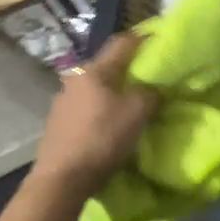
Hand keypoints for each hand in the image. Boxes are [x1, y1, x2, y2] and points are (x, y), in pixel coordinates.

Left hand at [26, 33, 158, 204]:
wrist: (60, 181)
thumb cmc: (102, 137)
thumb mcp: (139, 111)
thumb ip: (152, 92)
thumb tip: (154, 88)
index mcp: (94, 70)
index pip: (123, 42)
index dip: (144, 38)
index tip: (162, 43)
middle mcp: (74, 80)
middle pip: (108, 66)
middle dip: (129, 69)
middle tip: (150, 78)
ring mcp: (62, 103)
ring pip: (96, 88)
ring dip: (113, 92)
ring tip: (130, 104)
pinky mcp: (57, 125)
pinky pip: (86, 107)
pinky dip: (101, 109)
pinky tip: (110, 124)